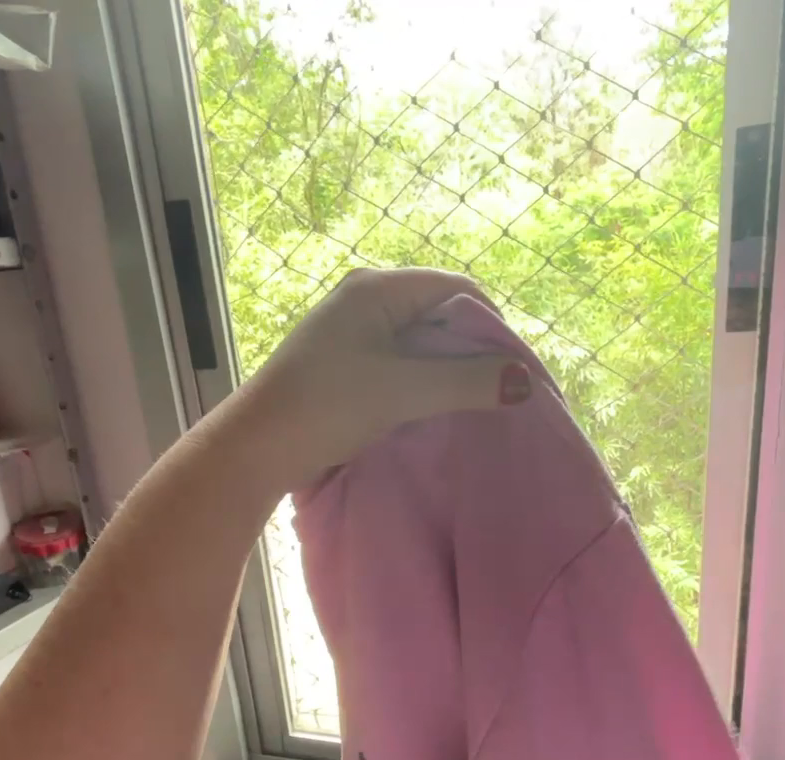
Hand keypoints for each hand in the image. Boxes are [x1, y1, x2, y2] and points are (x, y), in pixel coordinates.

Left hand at [227, 266, 529, 489]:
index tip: (514, 369)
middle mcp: (368, 299)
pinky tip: (437, 407)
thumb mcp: (401, 392)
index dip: (492, 325)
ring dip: (450, 368)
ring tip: (473, 402)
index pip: (457, 288)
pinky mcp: (351, 361)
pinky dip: (425, 380)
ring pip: (424, 341)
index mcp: (378, 289)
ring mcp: (357, 331)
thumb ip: (464, 382)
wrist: (258, 446)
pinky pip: (404, 361)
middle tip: (498, 390)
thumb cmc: (326, 407)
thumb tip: (526, 381)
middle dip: (473, 349)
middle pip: (442, 313)